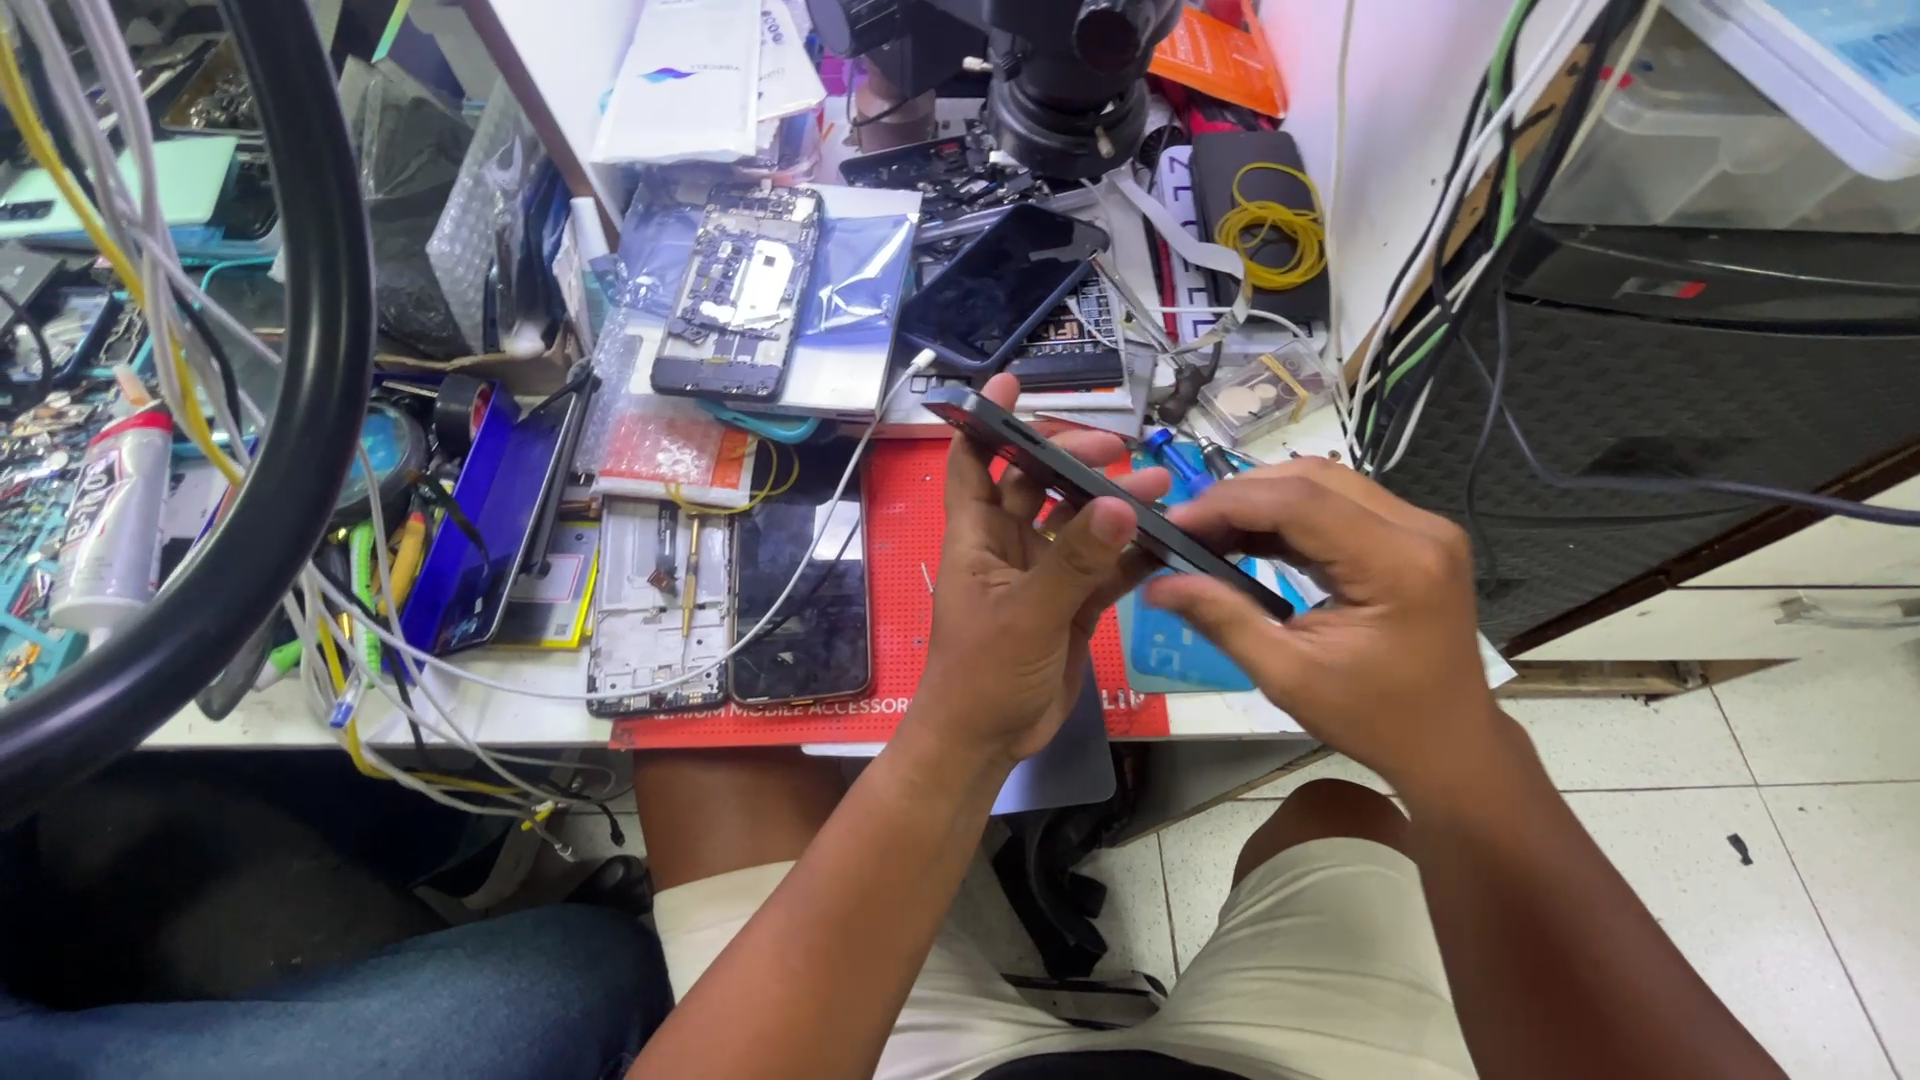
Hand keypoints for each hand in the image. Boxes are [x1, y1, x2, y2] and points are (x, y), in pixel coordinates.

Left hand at [914, 375, 1169, 767]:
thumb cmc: (983, 672)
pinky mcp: (1072, 604)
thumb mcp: (1026, 613)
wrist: (988, 740)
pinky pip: (1104, 567)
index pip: (974, 461)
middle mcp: (1008, 545)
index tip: (1012, 385)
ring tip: (1158, 483)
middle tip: (1116, 446)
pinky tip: (1165, 535)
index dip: (987, 422)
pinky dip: (1131, 552)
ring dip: (1111, 502)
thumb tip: (1120, 502)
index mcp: (976, 536)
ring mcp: (1042, 573)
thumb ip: (1074, 561)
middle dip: (1070, 457)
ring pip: (1078, 522)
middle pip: (1036, 481)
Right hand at [1143, 457, 1500, 792]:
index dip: (1228, 504)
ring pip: (1324, 482)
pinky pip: (1338, 504)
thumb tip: (1155, 586)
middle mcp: (1419, 529)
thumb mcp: (1288, 675)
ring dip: (1261, 501)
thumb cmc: (1373, 719)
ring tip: (1209, 534)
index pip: (1299, 502)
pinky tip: (1248, 539)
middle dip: (1239, 496)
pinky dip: (1287, 516)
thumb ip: (1223, 619)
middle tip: (1186, 529)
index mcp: (1397, 565)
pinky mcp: (1411, 535)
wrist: (1449, 743)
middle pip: (1312, 479)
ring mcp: (1421, 527)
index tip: (1174, 525)